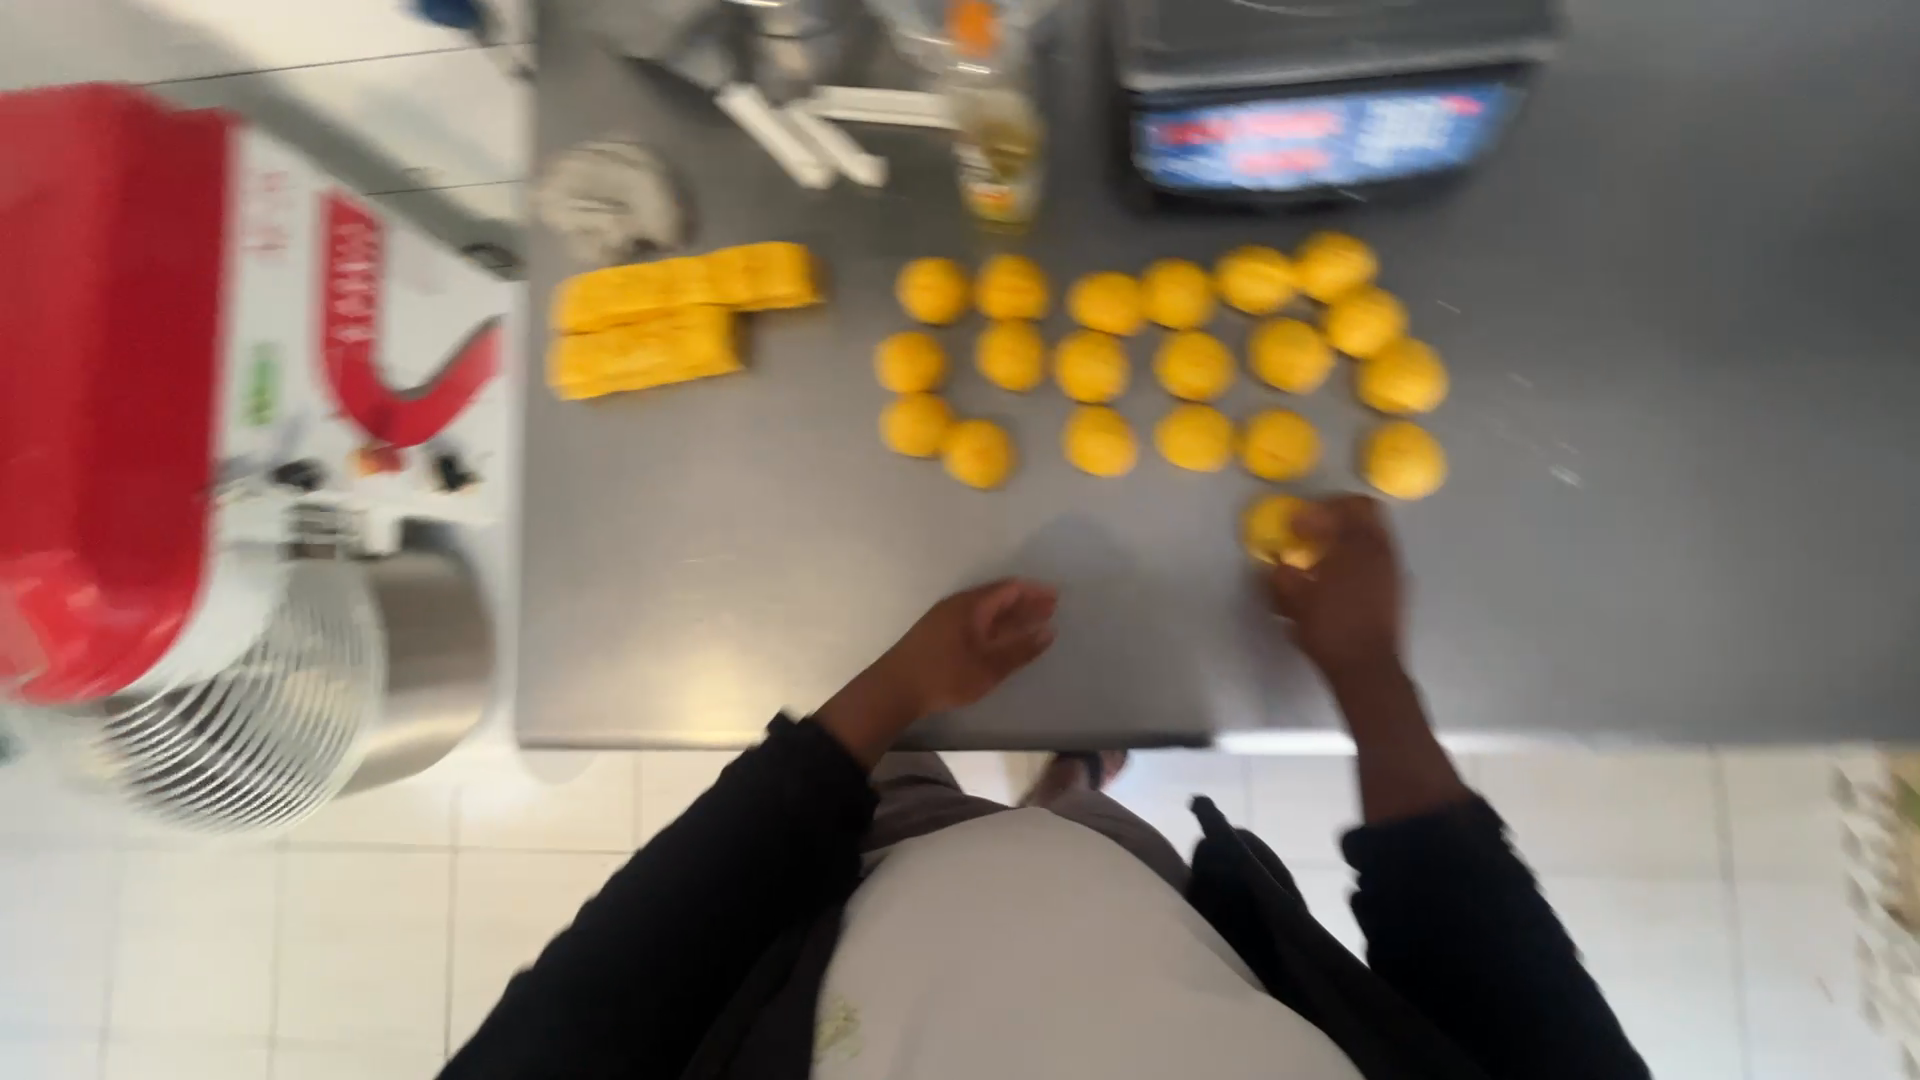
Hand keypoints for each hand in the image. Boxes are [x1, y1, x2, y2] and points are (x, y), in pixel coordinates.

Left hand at [818, 579, 1057, 765]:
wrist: (895, 688)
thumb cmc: (945, 675)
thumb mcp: (989, 666)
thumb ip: (1021, 649)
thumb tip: (1049, 631)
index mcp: (972, 605)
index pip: (1009, 589)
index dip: (1034, 592)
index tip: (1056, 597)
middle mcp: (960, 605)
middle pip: (998, 596)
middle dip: (1026, 601)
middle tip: (1051, 607)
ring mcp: (947, 617)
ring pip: (987, 609)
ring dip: (1011, 614)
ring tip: (1034, 621)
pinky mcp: (939, 632)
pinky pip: (976, 618)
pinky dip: (996, 623)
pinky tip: (1003, 636)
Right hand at [1267, 495, 1404, 678]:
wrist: (1368, 669)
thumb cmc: (1329, 630)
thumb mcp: (1295, 601)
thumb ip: (1284, 575)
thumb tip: (1280, 563)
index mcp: (1357, 547)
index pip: (1344, 508)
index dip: (1314, 512)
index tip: (1293, 526)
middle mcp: (1382, 551)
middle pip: (1367, 511)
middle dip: (1337, 514)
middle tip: (1312, 528)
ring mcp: (1394, 569)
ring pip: (1375, 533)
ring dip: (1349, 536)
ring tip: (1323, 556)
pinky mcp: (1398, 588)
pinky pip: (1378, 556)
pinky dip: (1358, 556)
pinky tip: (1338, 578)